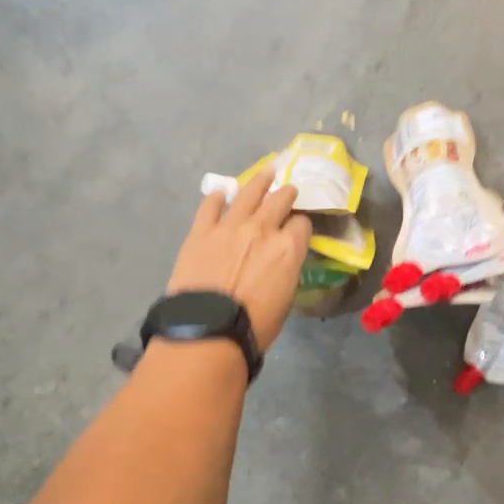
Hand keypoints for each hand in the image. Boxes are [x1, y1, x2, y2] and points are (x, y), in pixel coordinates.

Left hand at [167, 172, 312, 348]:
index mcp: (289, 248)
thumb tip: (280, 262)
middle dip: (286, 194)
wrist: (209, 329)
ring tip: (266, 173)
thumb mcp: (286, 297)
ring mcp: (229, 227)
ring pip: (247, 194)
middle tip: (288, 190)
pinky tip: (220, 193)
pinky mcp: (201, 232)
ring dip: (259, 182)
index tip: (300, 228)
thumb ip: (286, 270)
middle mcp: (262, 229)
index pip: (302, 224)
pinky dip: (217, 198)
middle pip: (278, 201)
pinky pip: (210, 207)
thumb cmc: (255, 324)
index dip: (302, 225)